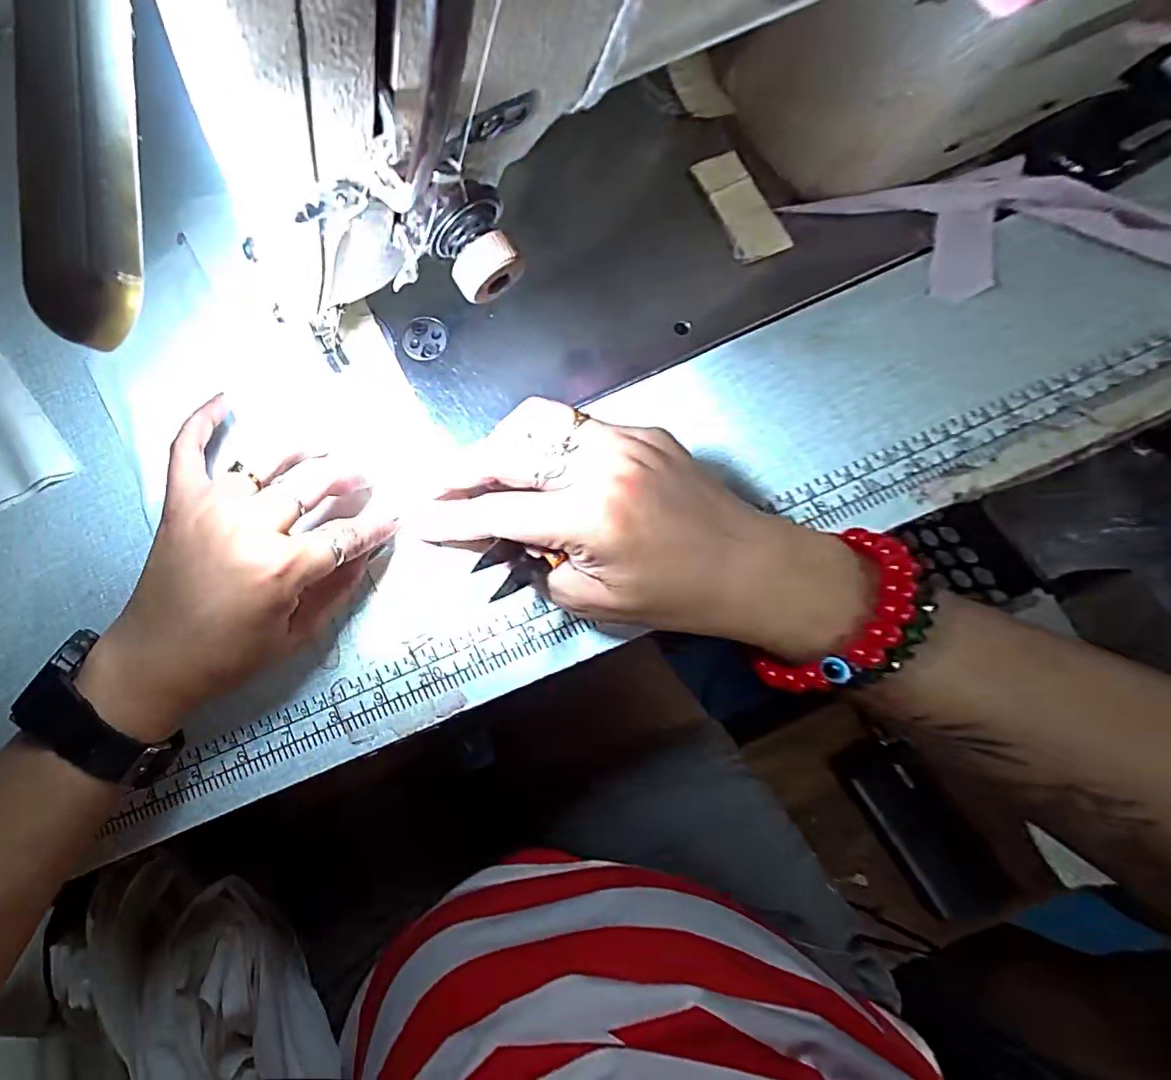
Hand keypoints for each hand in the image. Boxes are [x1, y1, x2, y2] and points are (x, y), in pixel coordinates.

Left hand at [78, 395, 398, 739]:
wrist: (154, 660)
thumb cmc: (230, 656)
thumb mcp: (296, 636)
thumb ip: (337, 590)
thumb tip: (368, 551)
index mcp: (280, 568)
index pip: (342, 537)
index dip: (374, 527)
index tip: (395, 517)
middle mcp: (248, 528)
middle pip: (310, 487)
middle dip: (346, 479)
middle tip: (363, 476)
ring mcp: (209, 508)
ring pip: (263, 461)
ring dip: (298, 450)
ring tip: (321, 448)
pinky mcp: (179, 503)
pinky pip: (187, 450)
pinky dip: (202, 422)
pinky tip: (224, 400)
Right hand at [414, 398, 871, 660]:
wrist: (751, 566)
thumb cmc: (675, 597)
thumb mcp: (594, 601)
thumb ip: (540, 567)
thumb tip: (510, 540)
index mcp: (592, 517)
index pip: (500, 511)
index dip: (452, 518)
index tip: (419, 520)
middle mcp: (604, 465)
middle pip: (508, 451)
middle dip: (462, 470)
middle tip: (438, 488)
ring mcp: (625, 439)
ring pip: (538, 421)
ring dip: (500, 444)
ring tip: (484, 471)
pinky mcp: (642, 430)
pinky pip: (575, 426)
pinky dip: (544, 443)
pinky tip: (541, 467)